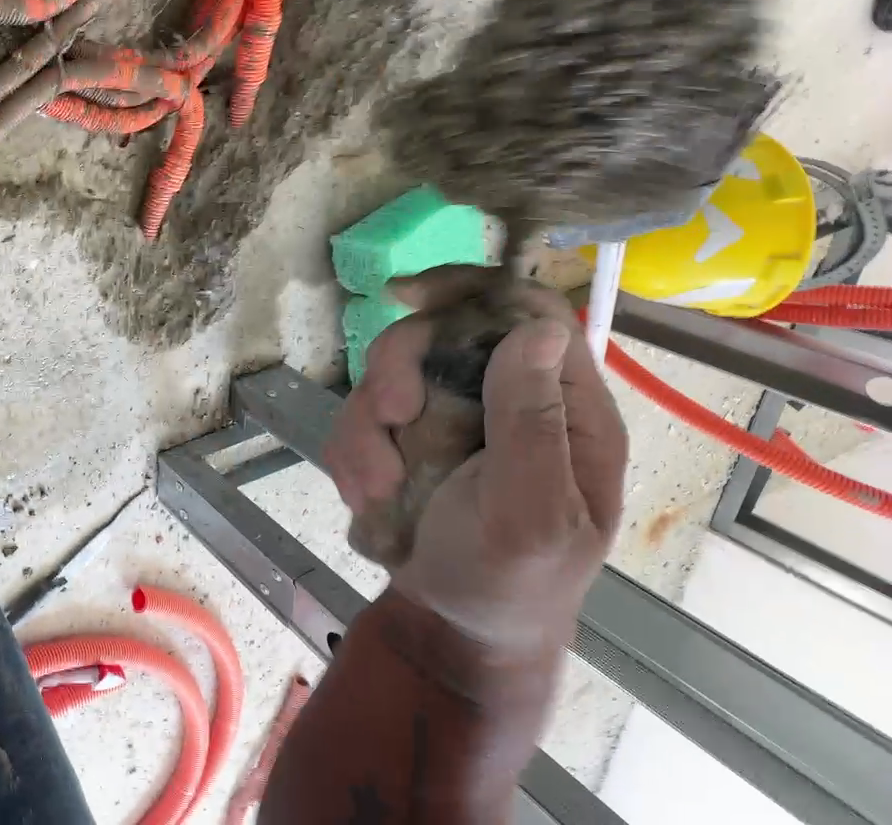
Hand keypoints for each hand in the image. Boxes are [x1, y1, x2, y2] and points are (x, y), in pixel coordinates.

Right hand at [325, 267, 628, 657]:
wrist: (451, 625)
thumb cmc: (509, 579)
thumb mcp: (530, 510)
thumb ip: (532, 424)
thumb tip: (533, 329)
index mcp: (564, 412)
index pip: (527, 313)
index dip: (467, 290)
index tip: (403, 297)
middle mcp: (505, 402)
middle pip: (435, 337)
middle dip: (397, 375)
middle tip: (390, 420)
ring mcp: (449, 419)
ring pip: (385, 380)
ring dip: (367, 433)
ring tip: (378, 491)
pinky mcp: (402, 440)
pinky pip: (357, 420)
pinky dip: (351, 456)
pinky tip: (368, 499)